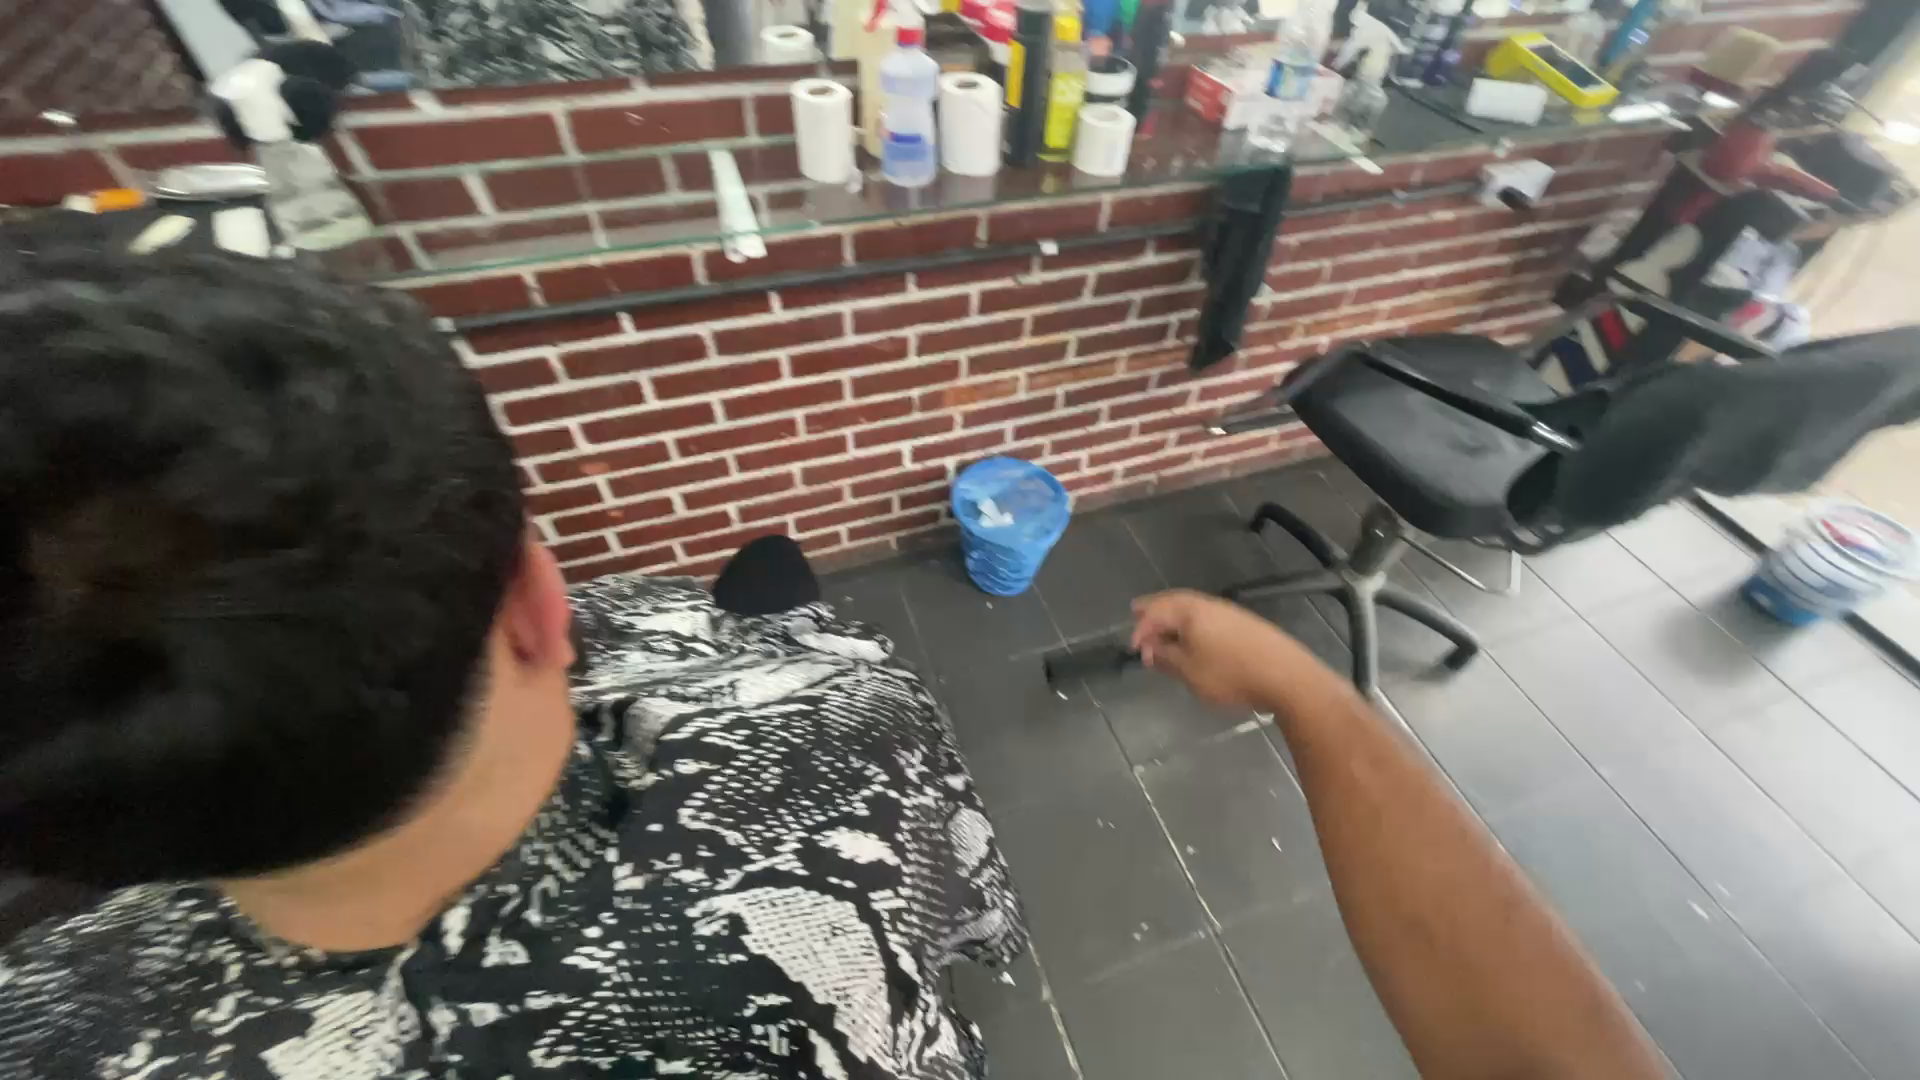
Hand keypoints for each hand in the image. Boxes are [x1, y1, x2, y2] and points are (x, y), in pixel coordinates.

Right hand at [1129, 590, 1314, 708]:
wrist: (1288, 677)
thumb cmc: (1231, 674)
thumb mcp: (1189, 671)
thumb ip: (1166, 658)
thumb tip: (1150, 649)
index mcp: (1189, 611)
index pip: (1155, 614)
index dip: (1140, 630)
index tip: (1134, 650)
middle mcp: (1207, 604)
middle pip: (1173, 602)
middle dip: (1154, 609)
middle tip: (1136, 613)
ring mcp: (1228, 612)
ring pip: (1192, 609)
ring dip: (1174, 616)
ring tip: (1163, 626)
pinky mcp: (1244, 624)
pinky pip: (1207, 617)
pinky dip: (1192, 623)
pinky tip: (1194, 636)